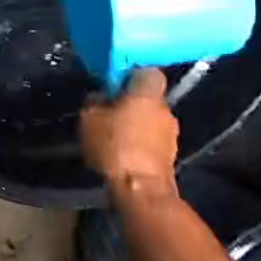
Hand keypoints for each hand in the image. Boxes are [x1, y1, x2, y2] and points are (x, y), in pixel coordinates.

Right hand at [80, 68, 178, 192]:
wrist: (139, 188)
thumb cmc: (113, 145)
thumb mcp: (89, 117)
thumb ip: (95, 100)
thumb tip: (101, 96)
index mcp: (148, 95)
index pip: (148, 72)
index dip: (131, 73)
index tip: (113, 82)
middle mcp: (165, 110)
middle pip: (148, 97)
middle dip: (130, 100)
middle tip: (107, 108)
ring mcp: (171, 133)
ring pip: (151, 118)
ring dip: (135, 121)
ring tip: (112, 132)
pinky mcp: (169, 154)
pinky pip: (152, 137)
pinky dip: (139, 139)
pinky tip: (122, 149)